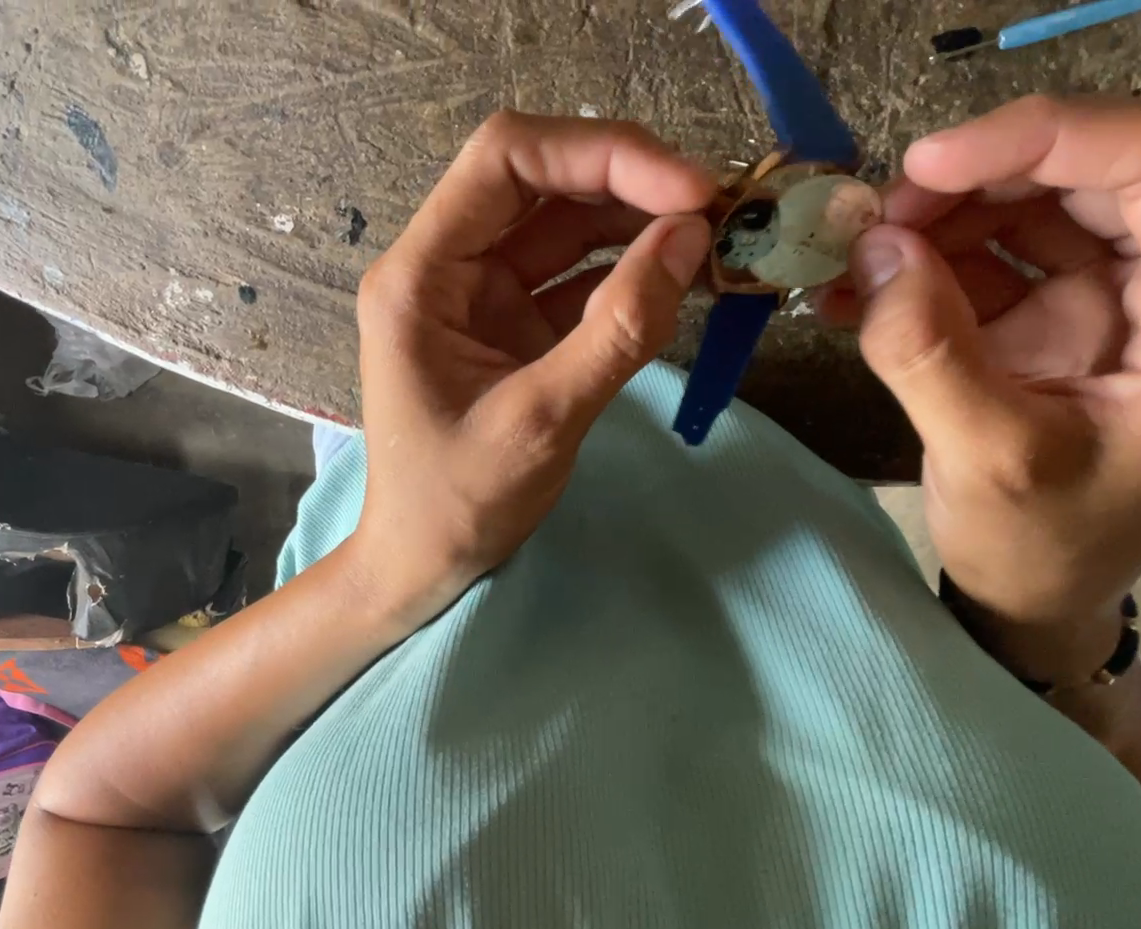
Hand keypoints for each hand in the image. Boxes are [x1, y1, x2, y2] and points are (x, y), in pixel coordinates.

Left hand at [346, 111, 713, 617]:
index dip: (600, 152)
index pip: (504, 160)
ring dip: (639, 225)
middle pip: (540, 184)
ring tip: (717, 238)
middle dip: (630, 184)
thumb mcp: (540, 421)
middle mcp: (445, 270)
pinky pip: (574, 279)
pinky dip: (628, 274)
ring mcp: (479, 298)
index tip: (688, 187)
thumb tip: (691, 238)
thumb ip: (616, 330)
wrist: (425, 564)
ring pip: (564, 228)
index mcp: (419, 278)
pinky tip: (682, 276)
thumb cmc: (457, 504)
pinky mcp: (512, 329)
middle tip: (721, 208)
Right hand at [822, 97, 1140, 682]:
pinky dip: (919, 263)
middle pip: (1098, 170)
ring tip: (852, 264)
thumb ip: (927, 352)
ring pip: (1035, 204)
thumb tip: (871, 254)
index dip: (1052, 137)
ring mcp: (1115, 299)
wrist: (1030, 594)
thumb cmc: (1038, 545)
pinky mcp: (1054, 317)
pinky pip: (989, 256)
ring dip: (936, 222)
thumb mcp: (985, 459)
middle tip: (874, 220)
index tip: (925, 166)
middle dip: (977, 182)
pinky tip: (855, 291)